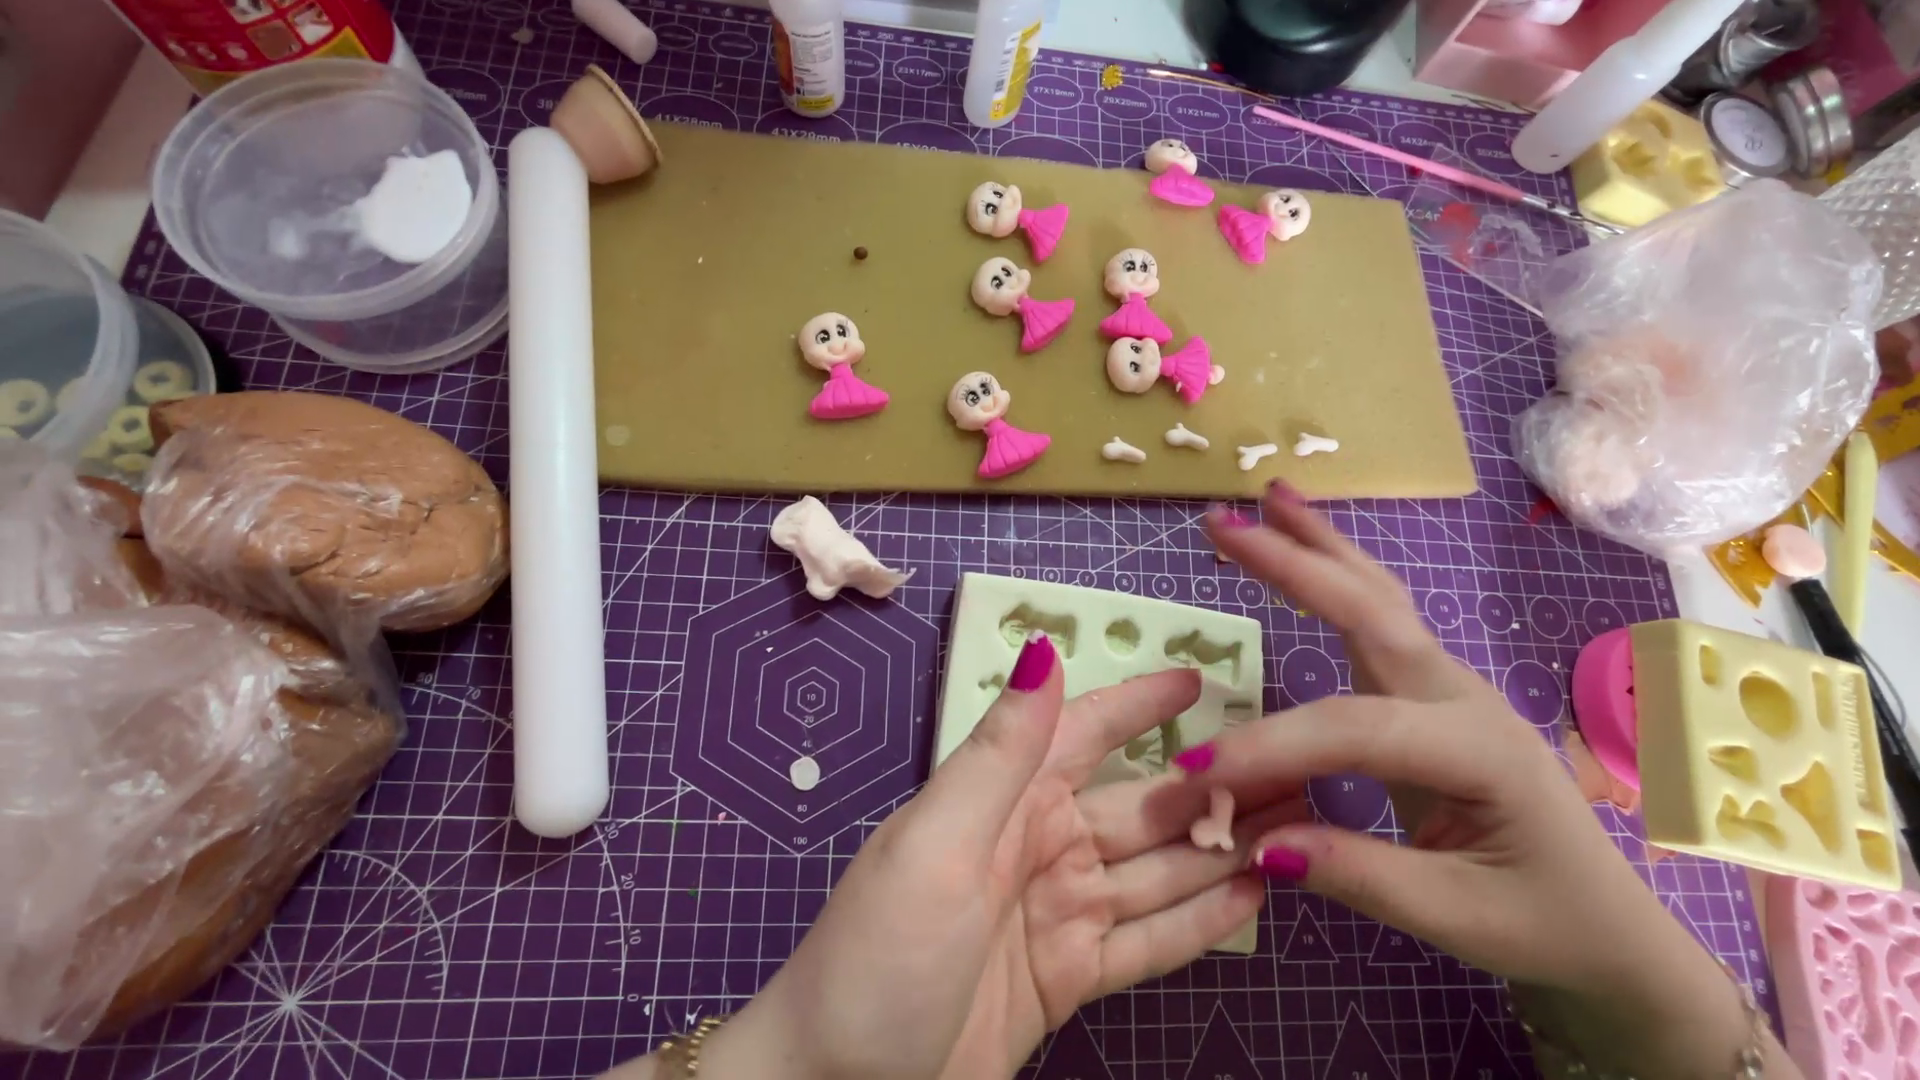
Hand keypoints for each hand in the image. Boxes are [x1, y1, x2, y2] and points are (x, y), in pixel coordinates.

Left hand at [620, 637, 1311, 1079]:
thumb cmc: (884, 954)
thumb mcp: (939, 842)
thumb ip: (1000, 753)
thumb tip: (1043, 651)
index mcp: (1004, 802)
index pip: (1083, 733)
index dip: (1140, 704)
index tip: (1202, 679)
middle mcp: (1038, 846)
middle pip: (1140, 805)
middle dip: (1210, 787)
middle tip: (1296, 771)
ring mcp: (1058, 913)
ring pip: (1156, 870)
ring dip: (1220, 850)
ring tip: (1297, 826)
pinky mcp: (1070, 976)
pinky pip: (1148, 940)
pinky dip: (1199, 921)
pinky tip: (1254, 898)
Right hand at [1191, 483, 1795, 1078]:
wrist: (1610, 926)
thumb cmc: (1545, 924)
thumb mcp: (1458, 918)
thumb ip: (1356, 875)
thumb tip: (1254, 842)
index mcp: (1478, 750)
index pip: (1351, 730)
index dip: (1269, 745)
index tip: (1196, 773)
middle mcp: (1463, 697)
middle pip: (1372, 610)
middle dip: (1294, 560)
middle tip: (1224, 522)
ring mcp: (1450, 686)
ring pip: (1378, 597)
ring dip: (1319, 546)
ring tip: (1268, 499)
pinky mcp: (1430, 693)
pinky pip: (1377, 617)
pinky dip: (1335, 575)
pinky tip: (1307, 554)